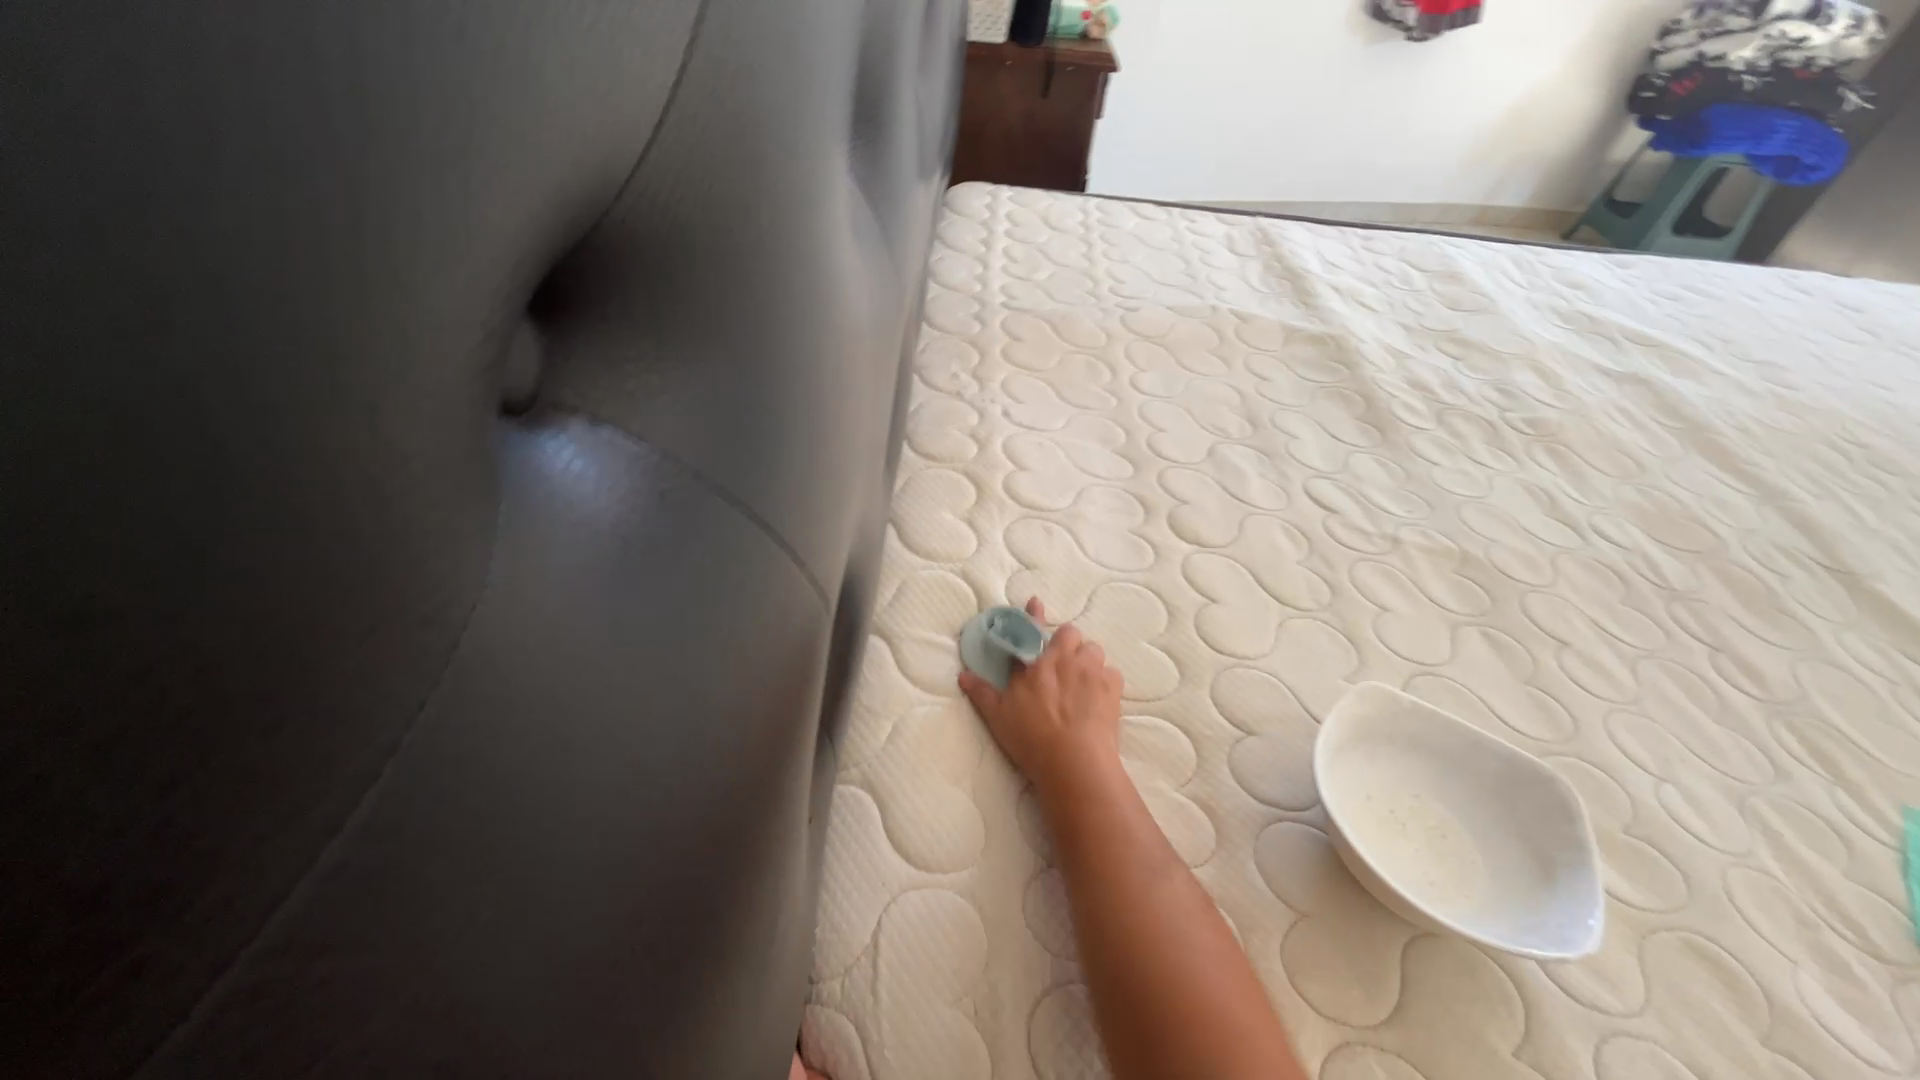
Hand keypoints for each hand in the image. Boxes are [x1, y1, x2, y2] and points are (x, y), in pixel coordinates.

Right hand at [958, 597, 1124, 800]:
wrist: (1075, 763)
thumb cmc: (1032, 739)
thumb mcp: (998, 717)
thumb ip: (982, 692)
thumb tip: (963, 675)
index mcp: (1037, 664)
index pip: (1032, 630)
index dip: (1033, 615)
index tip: (1035, 602)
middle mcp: (1066, 660)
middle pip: (1070, 634)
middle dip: (1066, 643)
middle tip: (1060, 664)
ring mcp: (1092, 671)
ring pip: (1093, 650)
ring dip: (1087, 659)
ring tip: (1081, 680)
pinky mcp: (1114, 688)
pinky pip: (1112, 673)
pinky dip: (1106, 680)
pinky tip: (1099, 697)